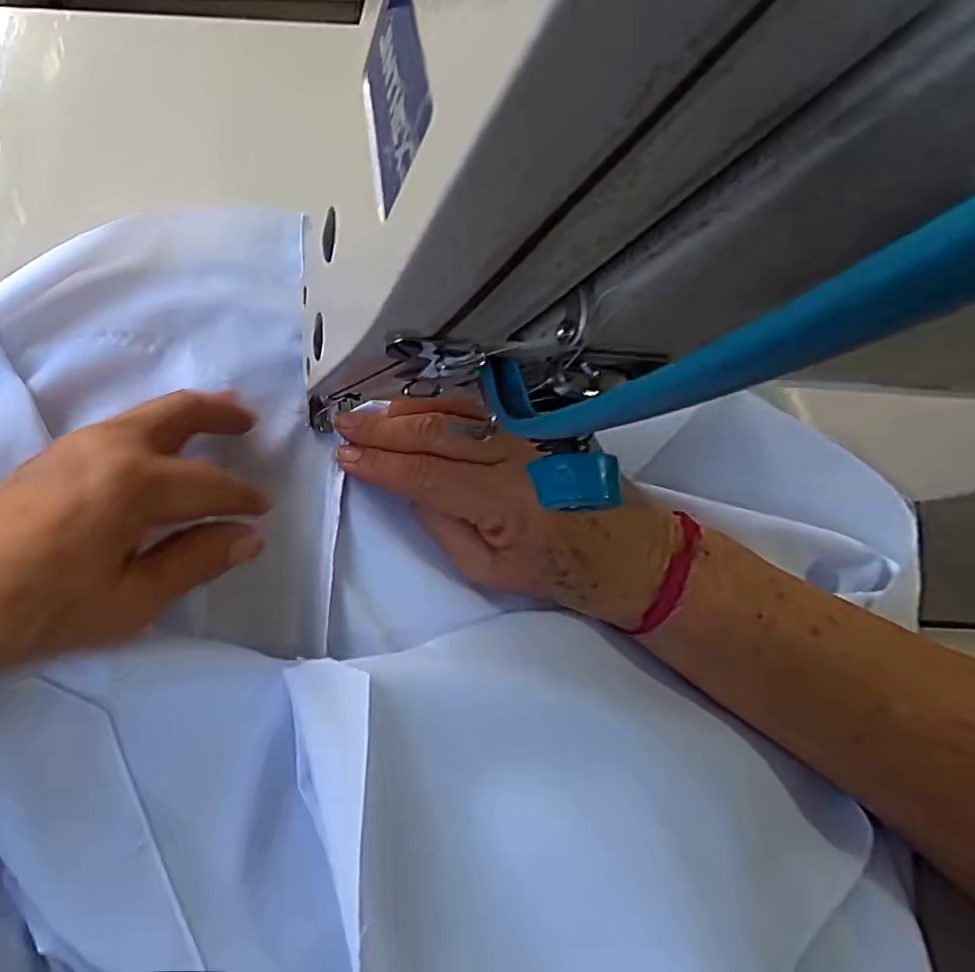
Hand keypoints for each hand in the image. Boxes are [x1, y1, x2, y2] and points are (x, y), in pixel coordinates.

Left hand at [0, 390, 270, 719]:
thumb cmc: (45, 608)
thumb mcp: (130, 599)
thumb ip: (192, 560)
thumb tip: (245, 536)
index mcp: (135, 481)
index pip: (207, 482)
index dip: (240, 498)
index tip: (262, 510)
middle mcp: (107, 446)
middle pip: (175, 412)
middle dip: (218, 412)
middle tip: (250, 420)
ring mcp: (72, 444)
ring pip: (141, 415)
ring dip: (180, 416)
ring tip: (208, 427)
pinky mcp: (49, 455)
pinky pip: (113, 429)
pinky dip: (146, 429)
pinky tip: (149, 454)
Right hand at [333, 395, 680, 629]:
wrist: (631, 553)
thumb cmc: (554, 570)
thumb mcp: (484, 568)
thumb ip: (441, 524)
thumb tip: (408, 487)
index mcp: (503, 504)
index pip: (425, 474)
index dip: (380, 464)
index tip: (345, 457)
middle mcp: (517, 461)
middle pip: (435, 434)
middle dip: (381, 429)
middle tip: (343, 425)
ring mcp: (529, 438)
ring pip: (454, 413)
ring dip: (403, 412)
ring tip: (366, 415)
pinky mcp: (536, 429)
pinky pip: (477, 408)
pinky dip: (436, 403)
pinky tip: (408, 408)